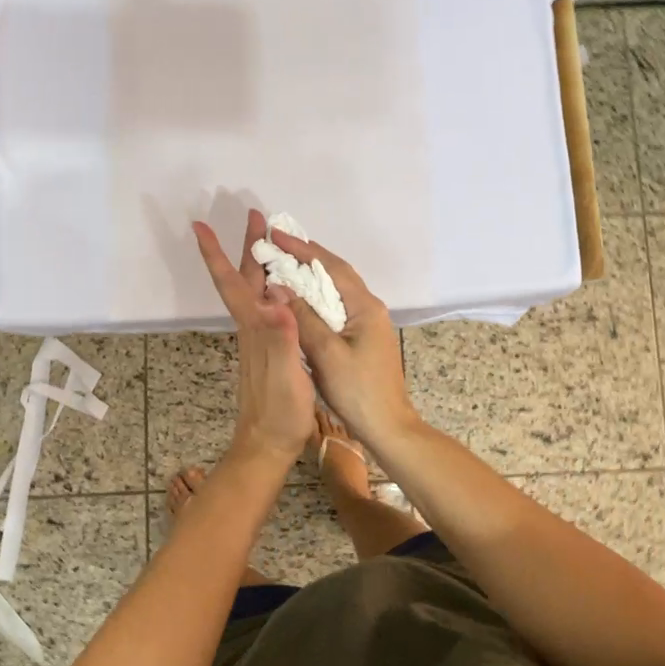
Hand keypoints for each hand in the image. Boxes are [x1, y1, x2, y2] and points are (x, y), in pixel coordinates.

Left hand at [193, 210, 315, 464]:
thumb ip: (281, 336)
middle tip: (256, 214)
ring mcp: (260, 340)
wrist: (268, 445)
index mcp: (254, 328)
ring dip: (261, 264)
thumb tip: (275, 295)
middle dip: (247, 247)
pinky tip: (286, 289)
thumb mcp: (285, 375)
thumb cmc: (279, 412)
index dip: (215, 254)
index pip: (231, 283)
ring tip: (273, 243)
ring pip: (257, 292)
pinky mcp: (270, 350)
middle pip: (245, 280)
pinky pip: (270, 307)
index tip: (200, 225)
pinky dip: (275, 286)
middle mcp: (253, 328)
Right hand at [266, 230, 417, 442]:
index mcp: (365, 307)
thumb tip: (278, 286)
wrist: (388, 428)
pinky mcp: (364, 339)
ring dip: (312, 277)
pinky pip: (338, 307)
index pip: (331, 267)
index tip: (276, 237)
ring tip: (284, 267)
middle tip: (277, 247)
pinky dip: (317, 298)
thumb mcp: (326, 353)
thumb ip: (303, 317)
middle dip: (308, 258)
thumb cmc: (358, 391)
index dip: (303, 250)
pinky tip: (300, 303)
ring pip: (338, 291)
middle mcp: (370, 309)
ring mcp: (369, 324)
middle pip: (337, 274)